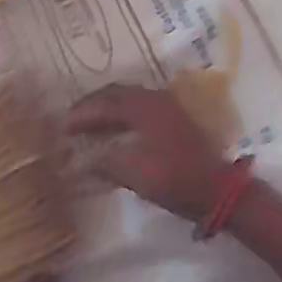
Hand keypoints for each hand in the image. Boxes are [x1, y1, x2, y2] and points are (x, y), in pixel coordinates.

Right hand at [65, 86, 233, 221]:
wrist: (218, 188)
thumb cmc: (176, 180)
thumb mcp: (137, 175)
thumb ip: (108, 163)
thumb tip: (85, 159)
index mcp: (144, 108)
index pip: (105, 104)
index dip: (82, 115)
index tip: (63, 126)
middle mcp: (154, 99)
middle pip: (115, 92)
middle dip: (91, 104)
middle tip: (71, 119)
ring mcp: (166, 106)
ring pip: (127, 97)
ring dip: (106, 106)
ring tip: (87, 122)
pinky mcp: (172, 116)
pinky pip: (138, 104)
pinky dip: (119, 111)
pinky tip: (112, 128)